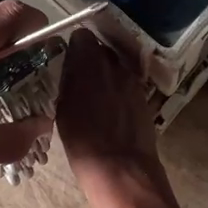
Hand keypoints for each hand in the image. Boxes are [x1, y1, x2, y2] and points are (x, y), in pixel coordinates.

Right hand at [55, 29, 165, 194]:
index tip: (67, 60)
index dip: (74, 47)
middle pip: (101, 49)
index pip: (82, 36)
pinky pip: (127, 82)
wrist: (122, 171)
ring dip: (105, 73)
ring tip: (95, 94)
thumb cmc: (84, 144)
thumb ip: (68, 80)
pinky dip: (118, 88)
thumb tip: (69, 66)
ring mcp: (132, 79)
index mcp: (90, 64)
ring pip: (116, 65)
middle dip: (90, 58)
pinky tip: (111, 107)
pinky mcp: (143, 95)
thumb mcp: (64, 110)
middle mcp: (114, 65)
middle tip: (79, 78)